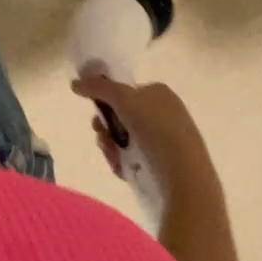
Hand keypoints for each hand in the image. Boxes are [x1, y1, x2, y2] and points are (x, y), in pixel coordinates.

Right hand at [72, 74, 218, 196]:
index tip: (96, 112)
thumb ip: (98, 86)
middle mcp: (166, 114)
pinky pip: (137, 160)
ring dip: (112, 146)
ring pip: (126, 140)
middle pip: (123, 117)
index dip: (108, 100)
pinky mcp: (167, 166)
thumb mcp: (123, 98)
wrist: (186, 177)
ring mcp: (167, 141)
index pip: (127, 91)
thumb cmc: (156, 129)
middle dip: (106, 127)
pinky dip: (125, 163)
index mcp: (161, 93)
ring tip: (112, 156)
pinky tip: (123, 170)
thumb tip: (76, 83)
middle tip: (101, 136)